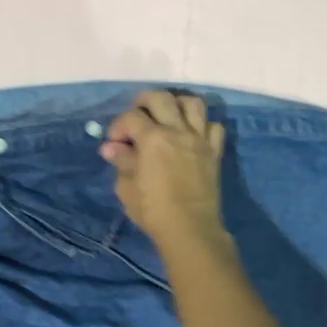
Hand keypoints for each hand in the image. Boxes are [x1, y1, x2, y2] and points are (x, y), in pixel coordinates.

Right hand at [100, 91, 229, 249]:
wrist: (190, 228)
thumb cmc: (153, 210)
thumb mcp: (127, 187)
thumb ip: (122, 162)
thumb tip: (111, 148)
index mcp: (152, 138)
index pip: (131, 117)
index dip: (118, 126)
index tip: (114, 143)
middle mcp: (177, 131)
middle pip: (162, 98)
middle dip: (144, 101)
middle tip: (137, 115)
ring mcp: (200, 139)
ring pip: (194, 104)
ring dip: (178, 104)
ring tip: (168, 115)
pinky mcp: (215, 152)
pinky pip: (214, 127)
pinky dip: (203, 126)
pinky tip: (192, 135)